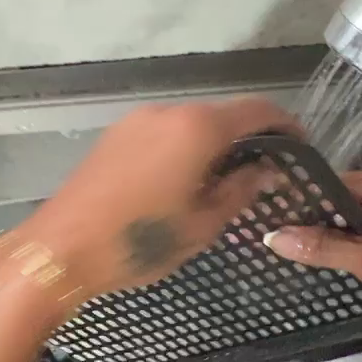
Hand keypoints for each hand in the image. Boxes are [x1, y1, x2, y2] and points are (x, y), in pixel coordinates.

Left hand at [9, 97, 298, 296]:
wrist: (61, 250)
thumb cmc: (139, 242)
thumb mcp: (202, 223)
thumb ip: (241, 190)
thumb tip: (268, 169)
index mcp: (196, 127)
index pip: (257, 111)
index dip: (286, 127)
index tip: (300, 150)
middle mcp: (167, 112)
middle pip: (221, 116)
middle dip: (248, 140)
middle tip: (264, 175)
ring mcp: (135, 123)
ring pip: (189, 125)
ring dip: (212, 147)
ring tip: (223, 184)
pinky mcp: (113, 138)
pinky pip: (161, 135)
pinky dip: (182, 150)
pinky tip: (183, 182)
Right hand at [262, 167, 361, 351]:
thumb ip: (324, 248)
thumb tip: (272, 237)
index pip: (337, 184)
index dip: (303, 204)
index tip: (266, 220)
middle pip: (346, 200)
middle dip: (315, 222)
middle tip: (272, 239)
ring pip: (358, 220)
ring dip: (332, 238)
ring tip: (288, 250)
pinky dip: (352, 247)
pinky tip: (326, 260)